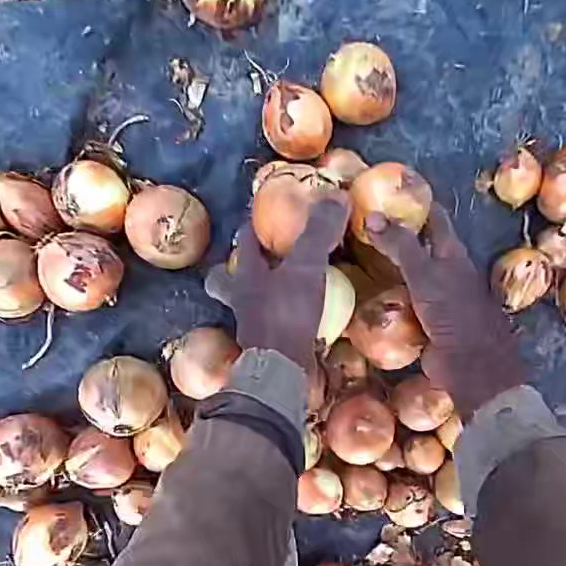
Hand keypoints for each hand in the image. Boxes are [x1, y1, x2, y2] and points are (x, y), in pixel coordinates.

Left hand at [226, 192, 350, 367]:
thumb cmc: (286, 313)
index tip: (267, 215)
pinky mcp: (271, 345)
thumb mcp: (306, 267)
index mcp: (246, 274)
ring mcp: (254, 324)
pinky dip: (287, 319)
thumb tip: (336, 196)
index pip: (244, 240)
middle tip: (263, 259)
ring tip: (285, 287)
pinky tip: (305, 318)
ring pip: (250, 302)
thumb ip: (319, 233)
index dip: (253, 226)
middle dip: (241, 267)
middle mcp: (243, 299)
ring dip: (263, 294)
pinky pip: (275, 325)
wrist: (282, 369)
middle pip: (228, 277)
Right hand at [363, 207, 524, 418]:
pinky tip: (365, 294)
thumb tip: (372, 214)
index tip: (388, 191)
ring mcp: (437, 298)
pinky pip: (404, 303)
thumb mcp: (424, 272)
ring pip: (410, 276)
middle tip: (360, 225)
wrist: (469, 362)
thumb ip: (400, 244)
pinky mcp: (427, 321)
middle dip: (395, 236)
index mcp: (452, 253)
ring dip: (389, 268)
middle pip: (419, 246)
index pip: (434, 217)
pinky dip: (387, 297)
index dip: (415, 202)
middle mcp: (447, 271)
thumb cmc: (453, 311)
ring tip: (355, 256)